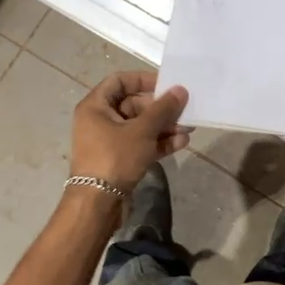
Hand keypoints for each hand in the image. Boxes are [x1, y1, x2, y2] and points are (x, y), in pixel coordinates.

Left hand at [70, 71, 190, 189]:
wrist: (98, 205)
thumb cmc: (115, 157)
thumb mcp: (142, 130)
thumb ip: (163, 109)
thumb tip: (181, 90)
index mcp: (95, 106)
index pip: (120, 80)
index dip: (144, 79)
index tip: (167, 84)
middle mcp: (100, 120)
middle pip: (134, 105)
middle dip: (161, 109)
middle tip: (184, 110)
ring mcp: (110, 141)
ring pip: (141, 126)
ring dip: (165, 126)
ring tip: (189, 129)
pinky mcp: (119, 159)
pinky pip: (141, 144)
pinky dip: (159, 142)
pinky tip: (181, 143)